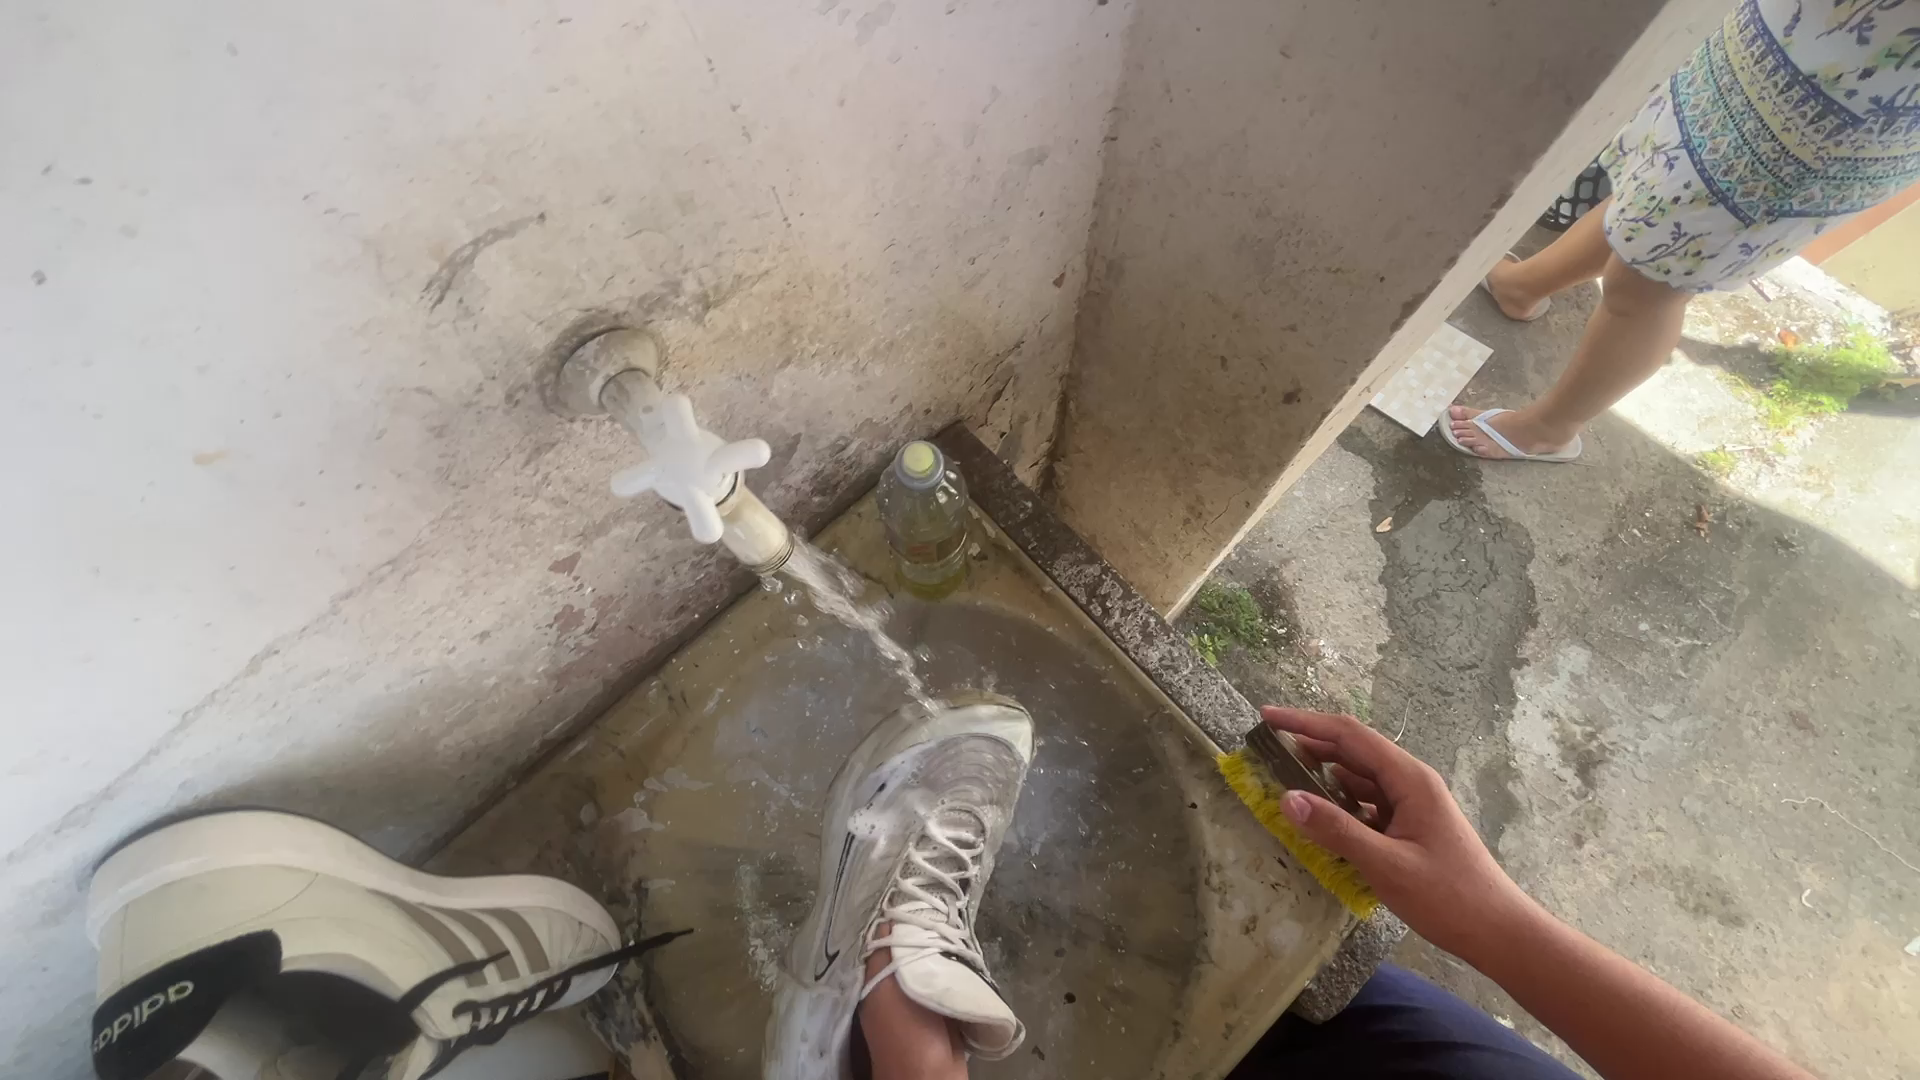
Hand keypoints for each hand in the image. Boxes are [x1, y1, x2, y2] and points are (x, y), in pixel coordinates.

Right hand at [1261, 705, 1536, 960]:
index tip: (1267, 717)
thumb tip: (1286, 798)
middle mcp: (1408, 781)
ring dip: (1320, 773)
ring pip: (1355, 775)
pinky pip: (1363, 800)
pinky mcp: (1406, 823)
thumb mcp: (1387, 865)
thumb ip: (1336, 829)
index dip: (1304, 722)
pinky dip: (1336, 800)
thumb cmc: (1450, 898)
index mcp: (1408, 778)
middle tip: (1265, 748)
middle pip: (1350, 749)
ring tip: (1282, 777)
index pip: (1348, 734)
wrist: (1502, 936)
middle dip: (1307, 743)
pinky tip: (1317, 814)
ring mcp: (1409, 802)